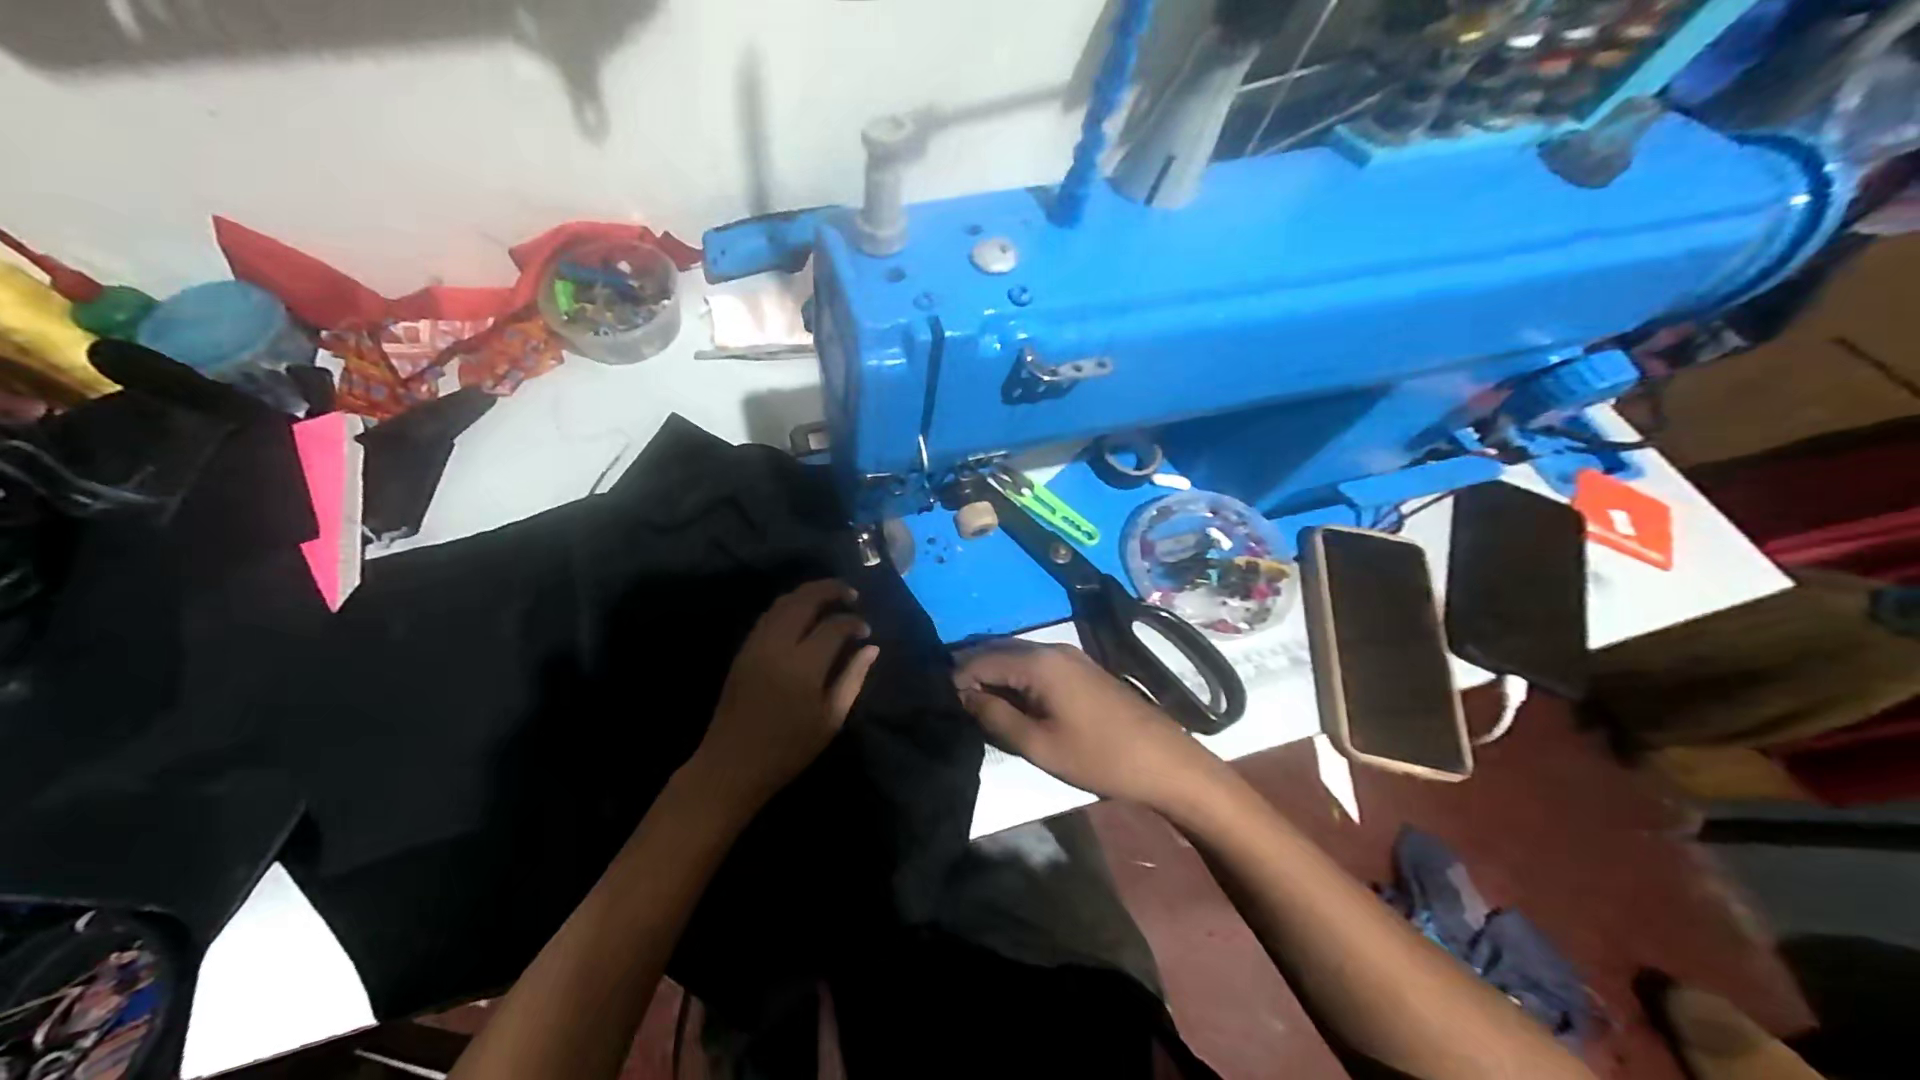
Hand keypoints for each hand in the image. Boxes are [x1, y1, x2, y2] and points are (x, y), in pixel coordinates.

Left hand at [694, 580, 879, 807]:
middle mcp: (778, 646)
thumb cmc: (788, 749)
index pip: (835, 626)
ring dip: (808, 593)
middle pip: (805, 600)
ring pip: (783, 603)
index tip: (866, 631)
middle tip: (851, 593)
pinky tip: (803, 614)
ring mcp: (756, 645)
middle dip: (831, 590)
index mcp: (803, 666)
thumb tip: (871, 647)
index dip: (854, 623)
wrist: (732, 764)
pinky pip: (769, 615)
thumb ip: (853, 678)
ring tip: (830, 596)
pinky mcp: (744, 650)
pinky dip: (789, 606)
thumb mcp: (831, 719)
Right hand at [952, 642, 1226, 813]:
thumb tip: (962, 695)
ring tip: (974, 705)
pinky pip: (1035, 664)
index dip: (955, 678)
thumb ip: (995, 716)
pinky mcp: (1081, 667)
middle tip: (951, 702)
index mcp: (1039, 662)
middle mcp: (1052, 648)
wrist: (1163, 761)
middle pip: (997, 650)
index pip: (980, 658)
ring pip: (1016, 655)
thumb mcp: (1039, 744)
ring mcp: (1070, 655)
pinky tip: (1009, 701)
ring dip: (993, 674)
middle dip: (971, 671)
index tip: (940, 702)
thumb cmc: (1099, 757)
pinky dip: (1015, 677)